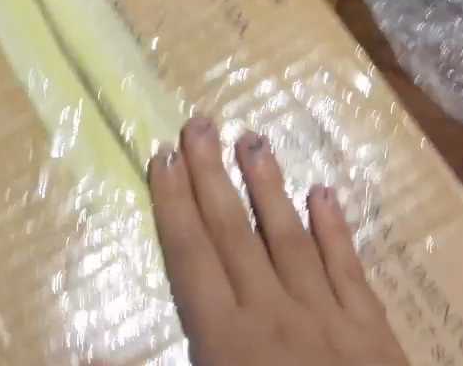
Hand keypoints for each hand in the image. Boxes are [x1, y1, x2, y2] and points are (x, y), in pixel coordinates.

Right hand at [149, 119, 409, 365]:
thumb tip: (85, 358)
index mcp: (227, 341)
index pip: (191, 253)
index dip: (173, 201)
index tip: (162, 154)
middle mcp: (273, 317)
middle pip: (233, 231)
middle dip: (211, 174)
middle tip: (199, 122)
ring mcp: (329, 323)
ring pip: (288, 237)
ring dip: (267, 186)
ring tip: (253, 138)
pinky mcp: (377, 338)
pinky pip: (351, 272)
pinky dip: (335, 231)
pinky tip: (324, 193)